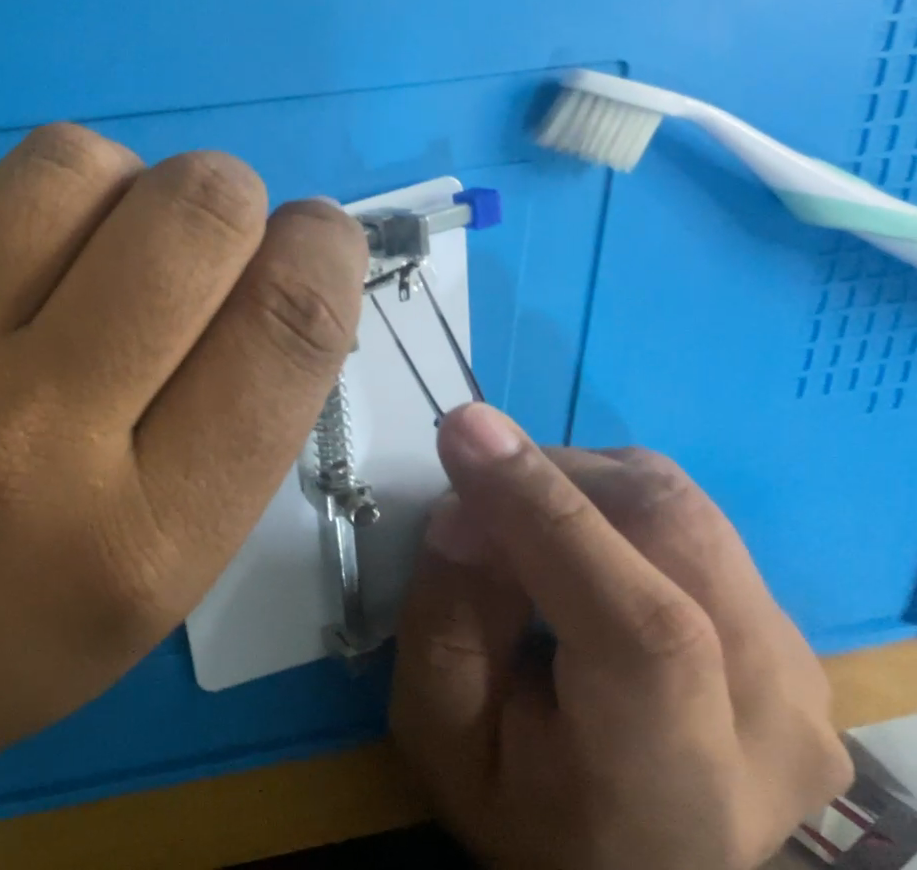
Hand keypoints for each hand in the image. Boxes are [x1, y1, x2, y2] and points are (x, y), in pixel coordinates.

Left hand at [0, 124, 366, 862]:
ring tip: (81, 233)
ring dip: (103, 178)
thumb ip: (217, 447)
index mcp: (143, 538)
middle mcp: (38, 430)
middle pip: (191, 215)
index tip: (309, 239)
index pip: (286, 327)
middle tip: (188, 235)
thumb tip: (260, 285)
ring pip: (63, 165)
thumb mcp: (135, 603)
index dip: (323, 251)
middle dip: (222, 197)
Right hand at [391, 405, 851, 869]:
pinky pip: (702, 534)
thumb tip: (464, 512)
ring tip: (514, 517)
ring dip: (585, 484)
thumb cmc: (515, 812)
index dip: (548, 514)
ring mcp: (805, 681)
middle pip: (683, 537)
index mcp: (669, 773)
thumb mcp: (438, 733)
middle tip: (472, 477)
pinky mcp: (800, 649)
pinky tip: (571, 551)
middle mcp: (772, 720)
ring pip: (694, 515)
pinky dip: (616, 510)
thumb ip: (448, 625)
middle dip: (559, 473)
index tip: (464, 432)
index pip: (638, 623)